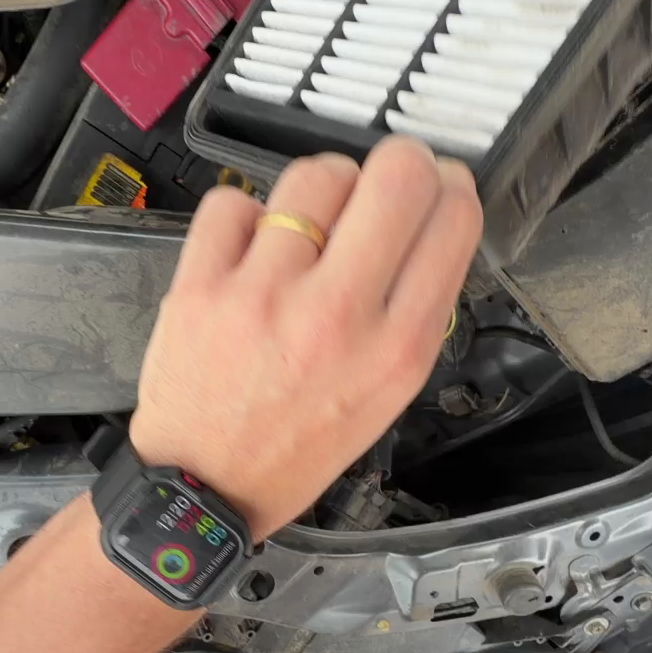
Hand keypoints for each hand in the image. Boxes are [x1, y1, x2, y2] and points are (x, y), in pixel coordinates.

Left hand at [130, 135, 482, 538]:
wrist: (204, 488)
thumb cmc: (293, 451)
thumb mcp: (382, 401)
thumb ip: (411, 318)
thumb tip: (422, 231)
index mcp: (394, 353)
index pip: (451, 222)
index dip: (452, 188)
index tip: (440, 186)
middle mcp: (335, 317)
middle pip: (395, 176)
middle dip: (402, 165)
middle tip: (383, 185)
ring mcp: (263, 297)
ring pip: (314, 176)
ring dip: (323, 188)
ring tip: (311, 223)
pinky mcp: (199, 289)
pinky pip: (233, 202)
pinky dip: (247, 215)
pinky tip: (252, 250)